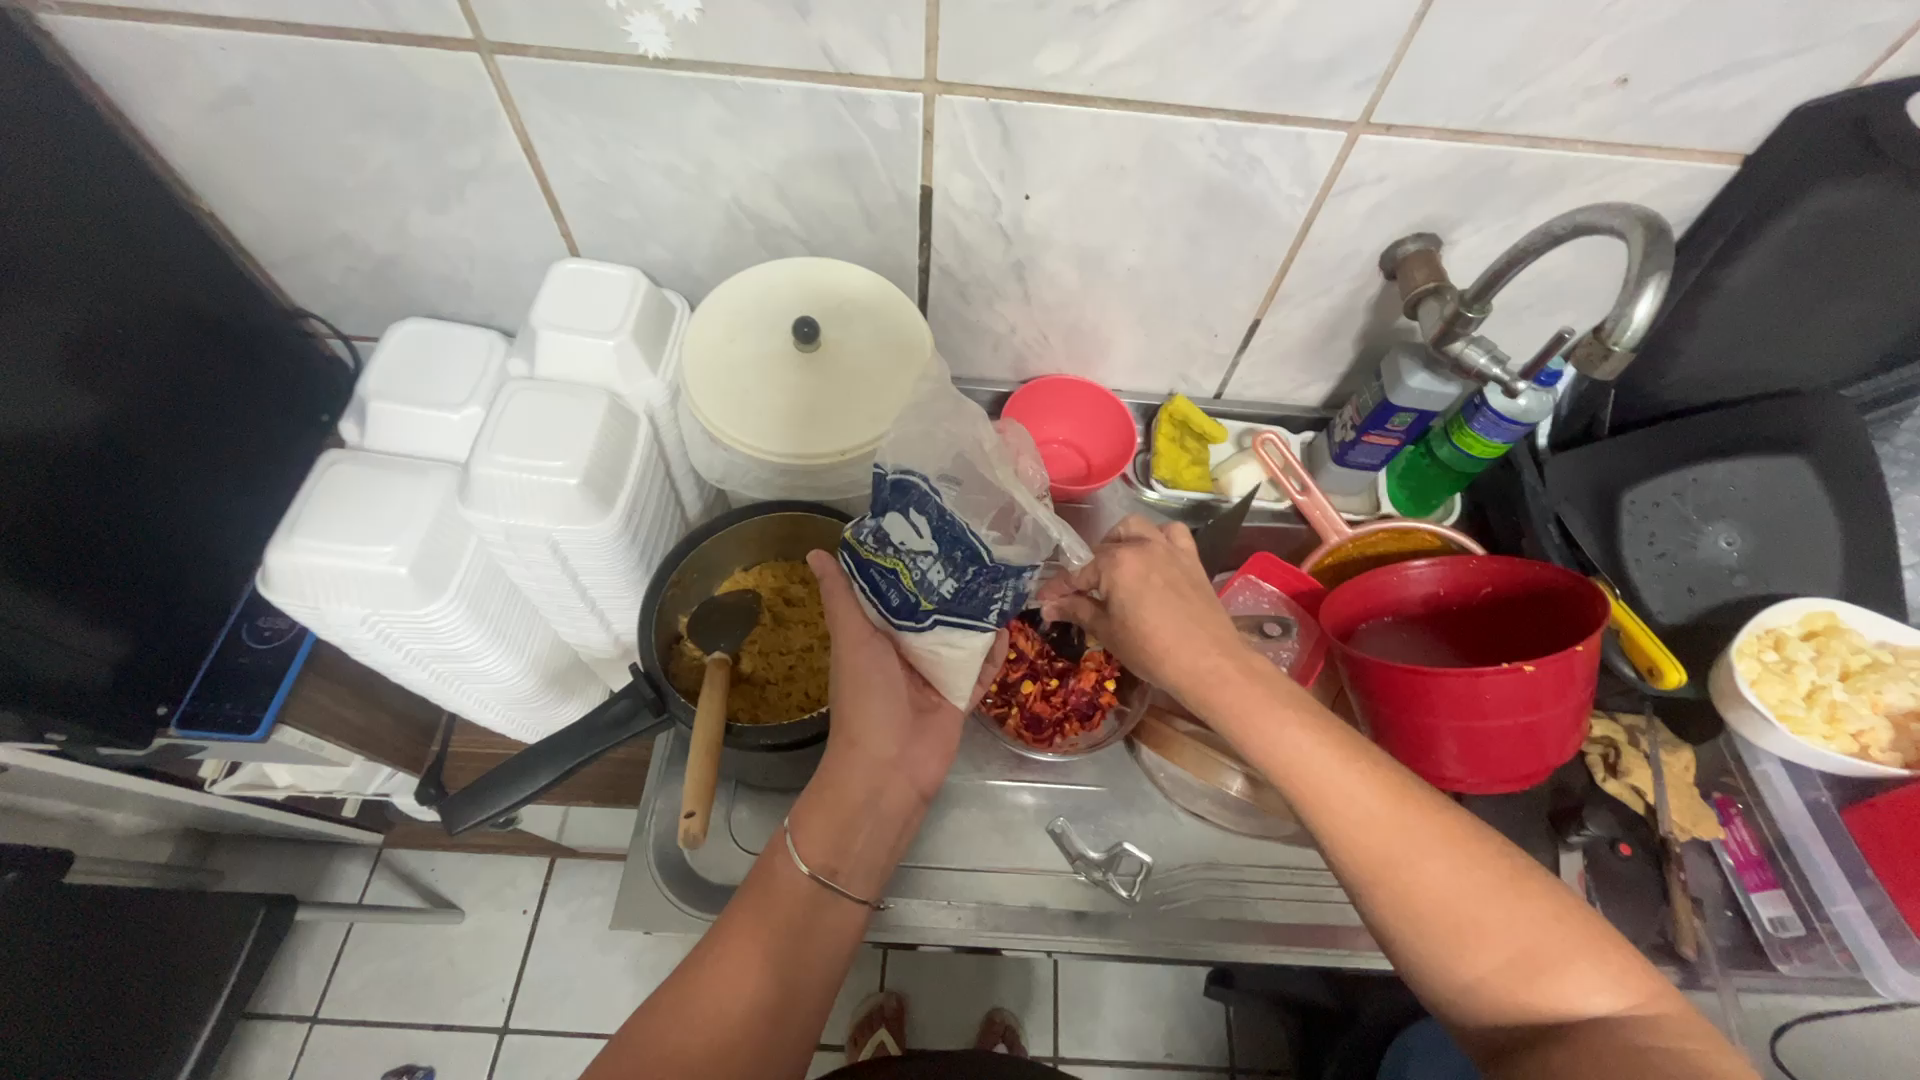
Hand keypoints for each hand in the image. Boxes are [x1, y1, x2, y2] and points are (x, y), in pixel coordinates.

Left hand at [805, 550, 1002, 806]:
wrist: (889, 767)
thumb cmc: (865, 698)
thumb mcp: (852, 639)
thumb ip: (840, 597)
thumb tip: (815, 551)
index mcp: (875, 636)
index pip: (893, 592)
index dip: (908, 564)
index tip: (929, 529)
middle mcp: (904, 652)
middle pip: (932, 613)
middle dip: (950, 586)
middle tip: (977, 547)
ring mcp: (934, 675)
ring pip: (960, 638)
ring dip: (977, 616)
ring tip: (1000, 578)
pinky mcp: (959, 697)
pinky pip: (980, 669)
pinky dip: (993, 652)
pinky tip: (1009, 625)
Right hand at [1037, 515, 1251, 706]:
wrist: (1208, 662)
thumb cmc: (1151, 650)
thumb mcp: (1108, 632)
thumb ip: (1077, 611)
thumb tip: (1049, 606)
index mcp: (1115, 564)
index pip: (1077, 573)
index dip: (1058, 588)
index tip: (1044, 600)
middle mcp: (1140, 547)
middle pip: (1105, 547)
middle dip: (1090, 566)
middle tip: (1085, 592)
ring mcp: (1169, 549)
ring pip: (1137, 529)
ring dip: (1121, 540)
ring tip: (1116, 565)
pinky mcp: (1191, 558)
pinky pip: (1173, 534)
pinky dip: (1159, 538)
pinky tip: (1154, 556)